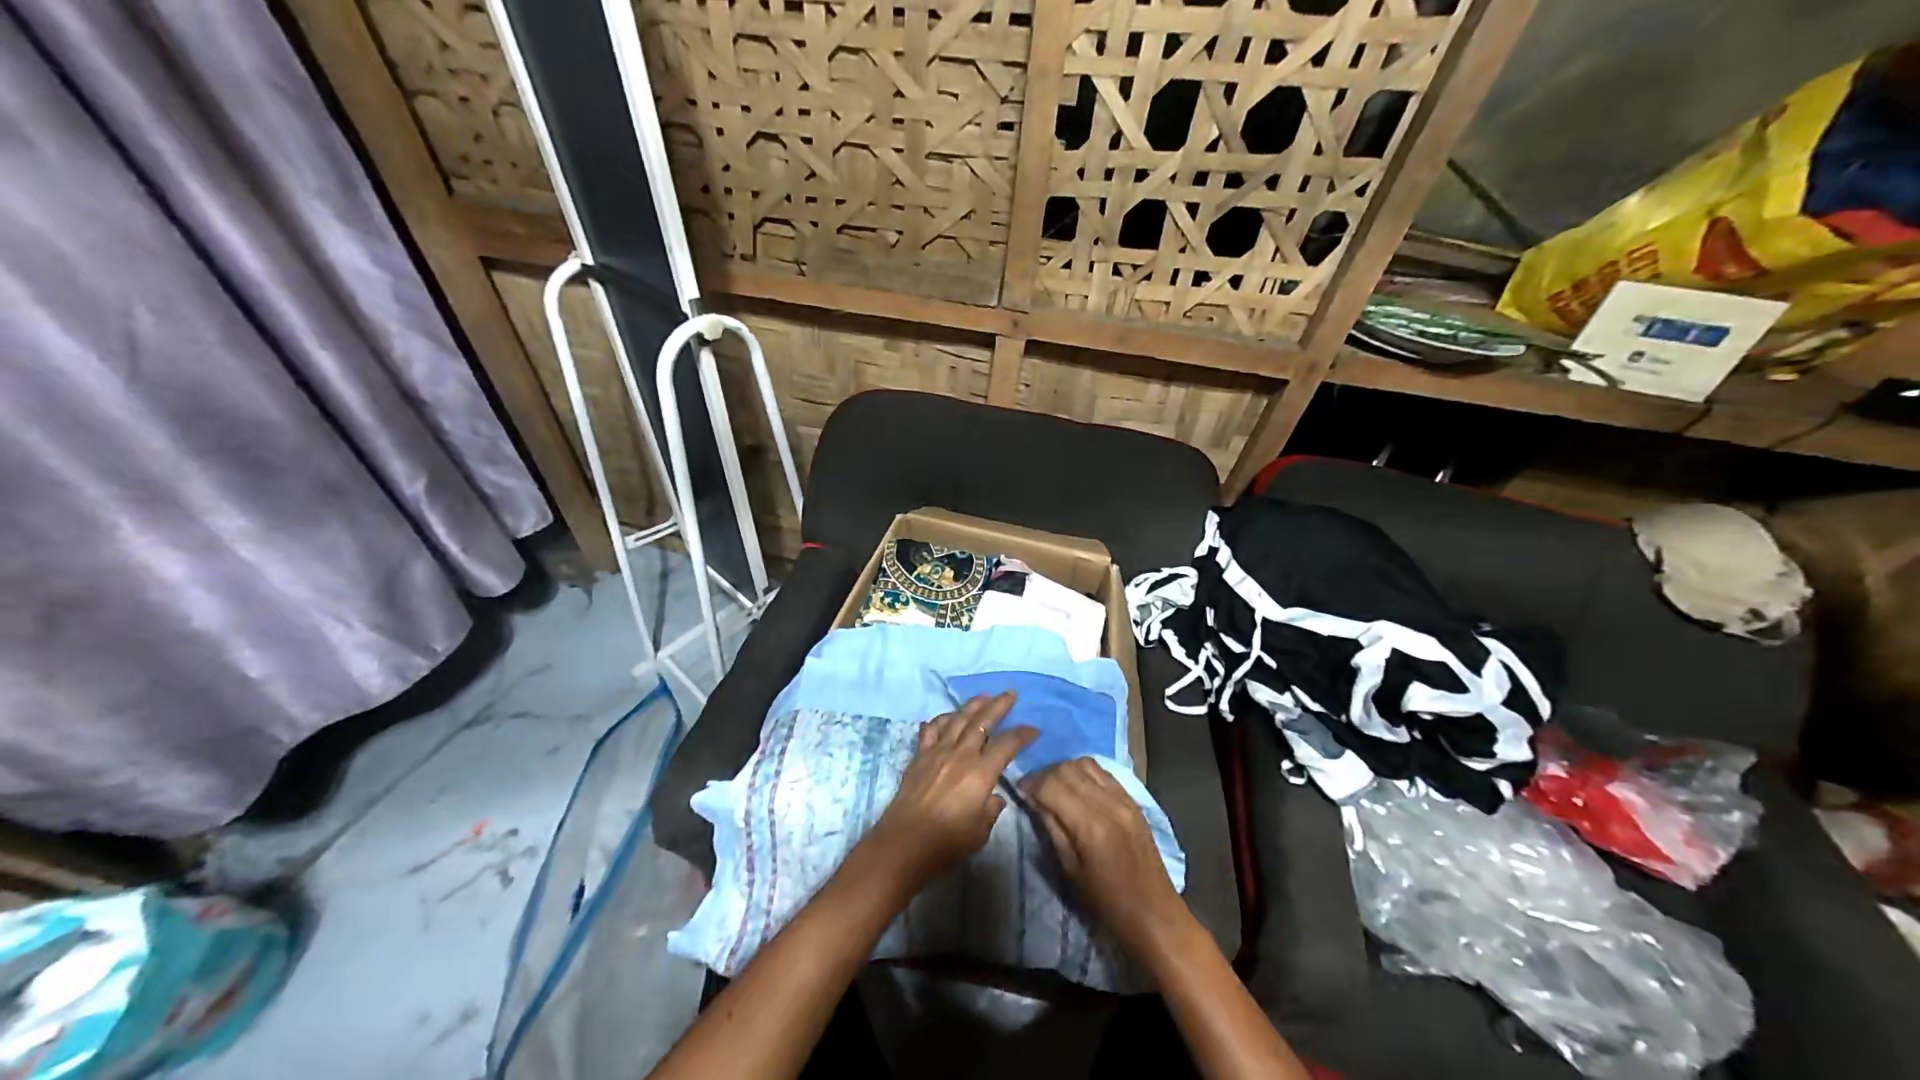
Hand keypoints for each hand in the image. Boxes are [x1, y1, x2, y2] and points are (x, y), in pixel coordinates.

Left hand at [859, 693, 1036, 893]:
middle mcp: (960, 755)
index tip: (1033, 729)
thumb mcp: (980, 831)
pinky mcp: (919, 758)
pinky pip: (931, 731)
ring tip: (983, 696)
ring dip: (971, 706)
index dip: (1022, 735)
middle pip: (981, 723)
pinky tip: (947, 716)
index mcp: (980, 773)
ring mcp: (937, 753)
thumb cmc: (947, 842)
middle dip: (998, 706)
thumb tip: (994, 797)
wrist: (904, 843)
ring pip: (957, 721)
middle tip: (1009, 693)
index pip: (1007, 745)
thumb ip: (991, 809)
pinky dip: (941, 720)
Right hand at [1022, 758, 1190, 963]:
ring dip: (1066, 770)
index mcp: (1090, 824)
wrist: (1154, 914)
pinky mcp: (1134, 801)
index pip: (1052, 784)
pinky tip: (1079, 789)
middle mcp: (1108, 803)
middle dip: (1046, 774)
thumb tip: (1033, 799)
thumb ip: (1052, 828)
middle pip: (1068, 768)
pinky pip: (1104, 773)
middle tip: (1035, 790)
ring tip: (1056, 788)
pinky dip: (1086, 774)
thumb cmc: (1107, 902)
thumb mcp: (1070, 870)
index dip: (1031, 783)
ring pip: (1086, 763)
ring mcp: (1124, 799)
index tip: (1020, 791)